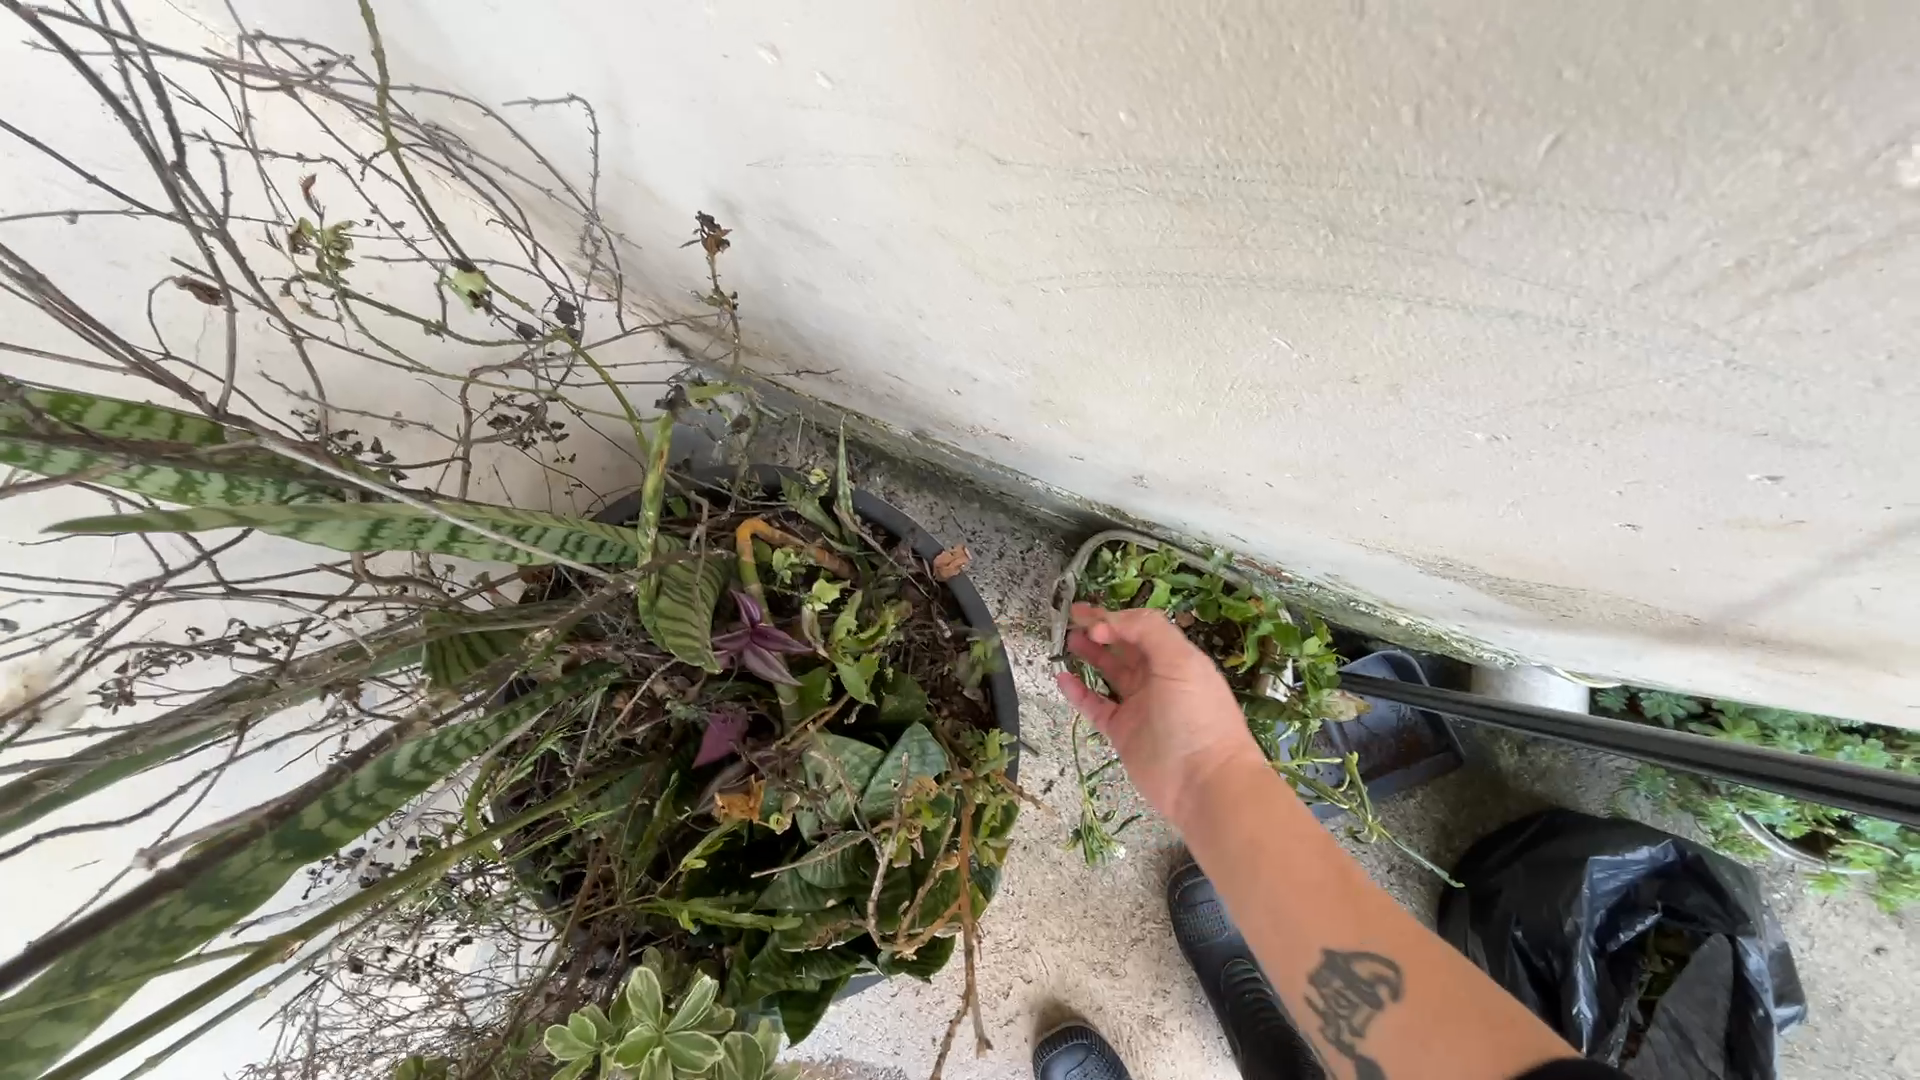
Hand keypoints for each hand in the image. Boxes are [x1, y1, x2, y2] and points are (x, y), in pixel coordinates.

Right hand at [1054, 602, 1267, 827]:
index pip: (1142, 629)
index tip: (1091, 621)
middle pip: (1125, 647)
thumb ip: (1148, 631)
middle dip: (1101, 631)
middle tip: (1073, 618)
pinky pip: (1096, 706)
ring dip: (1091, 655)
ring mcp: (1139, 707)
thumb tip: (1108, 622)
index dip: (1116, 620)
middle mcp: (1158, 679)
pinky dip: (1078, 692)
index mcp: (1176, 659)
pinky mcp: (1123, 733)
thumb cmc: (1199, 716)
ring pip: (1110, 673)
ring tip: (1069, 640)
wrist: (1205, 784)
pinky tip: (1063, 678)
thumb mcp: (1181, 662)